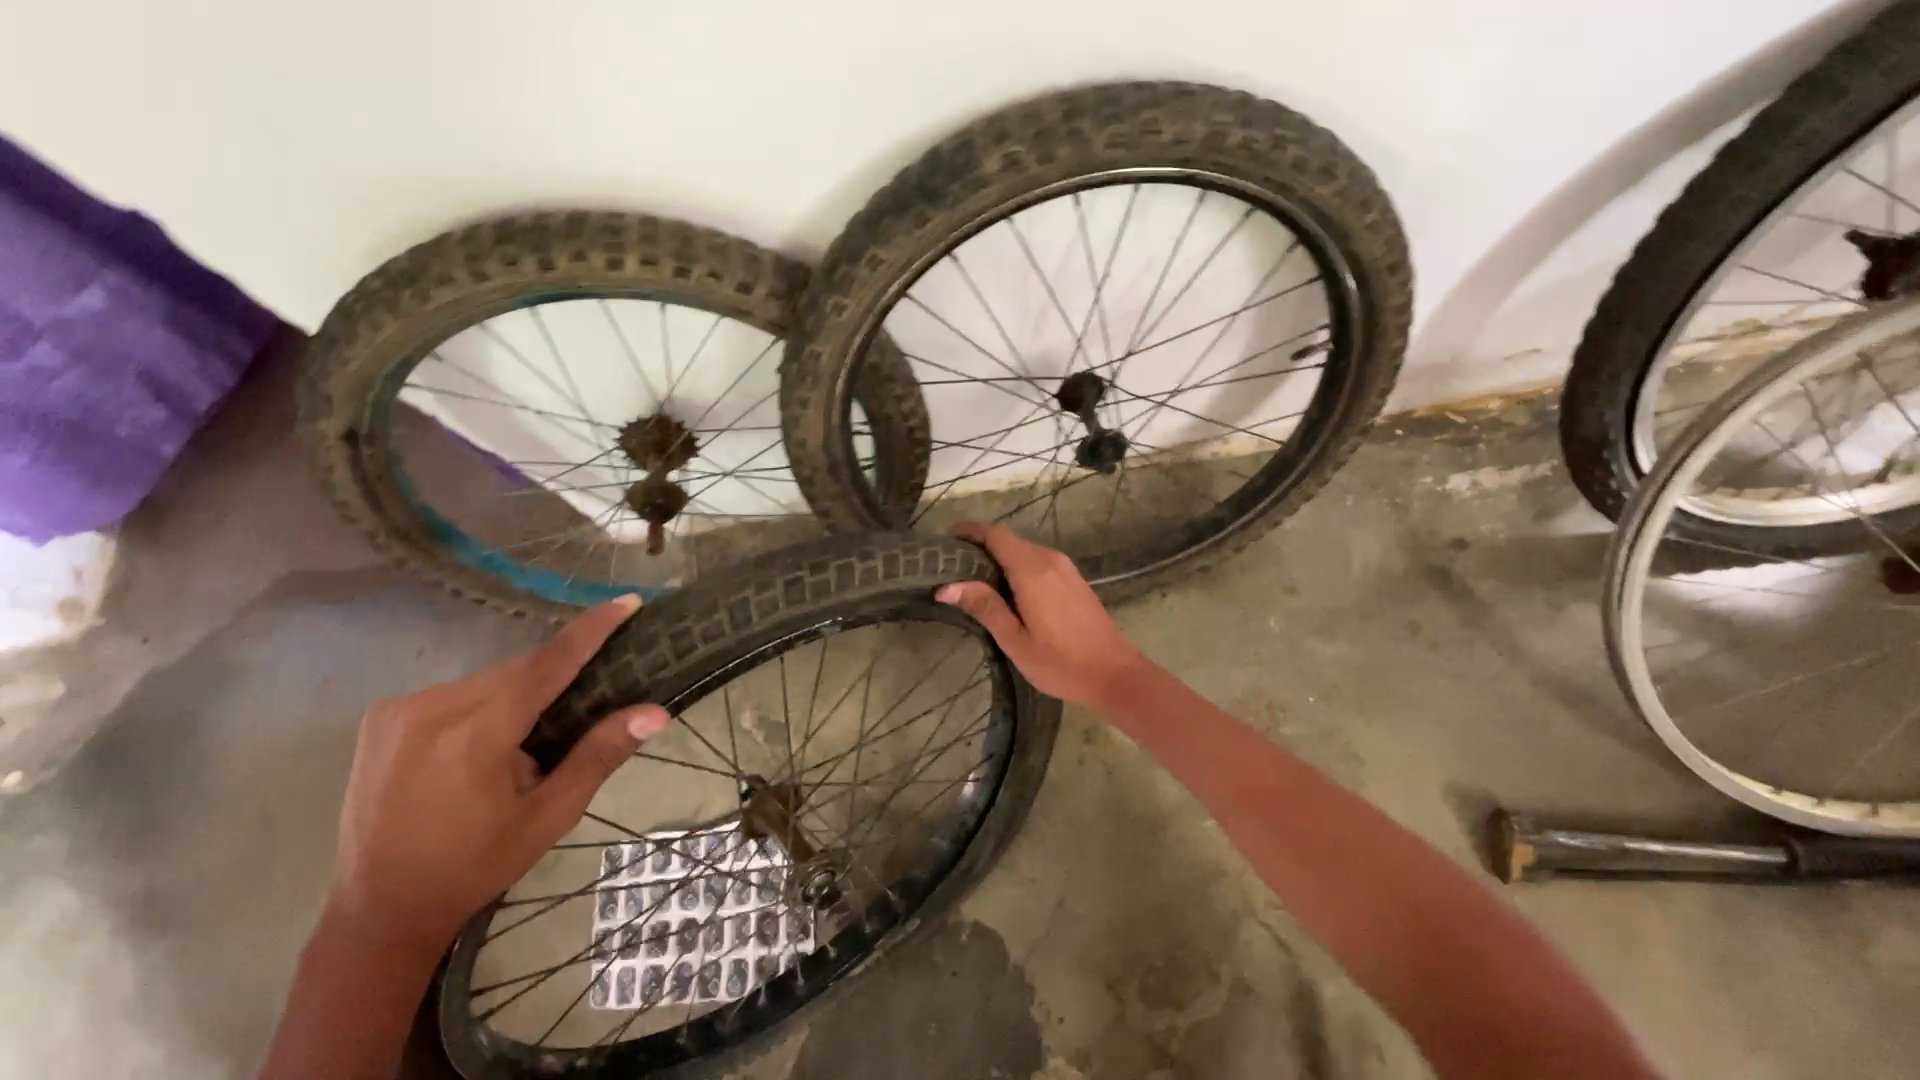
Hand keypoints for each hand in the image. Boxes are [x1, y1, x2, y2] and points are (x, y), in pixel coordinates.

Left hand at [327, 595, 670, 946]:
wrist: (380, 907)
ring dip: (516, 694)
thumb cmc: (476, 865)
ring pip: (486, 679)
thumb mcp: (550, 816)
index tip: (627, 601)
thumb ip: (600, 754)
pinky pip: (454, 692)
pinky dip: (481, 704)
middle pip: (517, 671)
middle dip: (554, 679)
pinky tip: (481, 745)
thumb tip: (656, 712)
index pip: (548, 664)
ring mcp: (399, 709)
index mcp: (476, 734)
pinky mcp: (380, 716)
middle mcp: (432, 707)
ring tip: (525, 741)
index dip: (591, 630)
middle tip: (582, 707)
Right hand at [936, 522, 1150, 709]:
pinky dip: (1016, 567)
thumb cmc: (1061, 663)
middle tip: (950, 568)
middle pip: (1008, 540)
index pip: (996, 534)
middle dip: (979, 547)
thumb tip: (946, 586)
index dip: (969, 531)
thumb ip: (984, 607)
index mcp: (1032, 571)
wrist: (1114, 674)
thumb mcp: (1015, 640)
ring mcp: (1065, 568)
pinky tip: (1005, 591)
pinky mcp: (1073, 579)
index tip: (944, 541)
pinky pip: (1037, 561)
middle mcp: (1049, 560)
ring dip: (998, 558)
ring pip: (1023, 550)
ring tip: (972, 581)